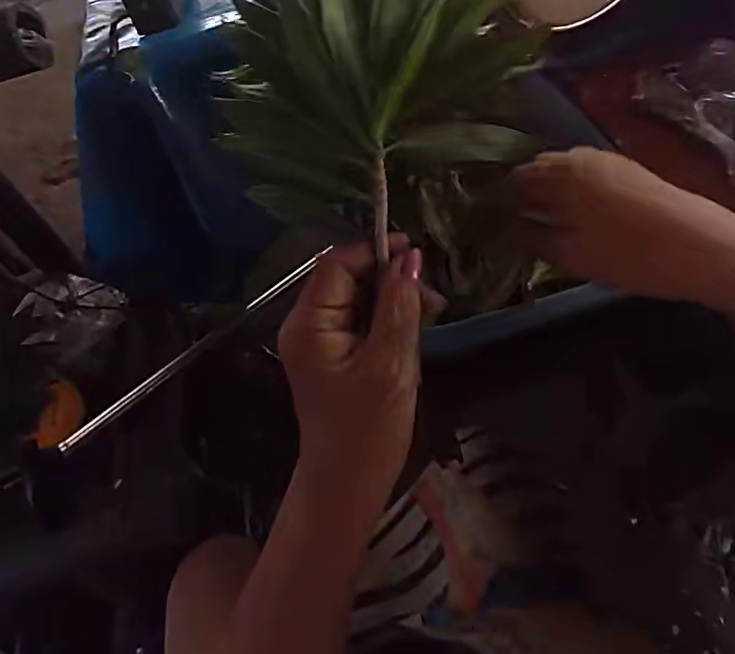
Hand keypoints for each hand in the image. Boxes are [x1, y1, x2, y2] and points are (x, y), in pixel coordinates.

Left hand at [277, 238, 423, 500]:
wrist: (348, 484)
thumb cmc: (369, 430)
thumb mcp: (391, 365)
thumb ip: (399, 307)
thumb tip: (410, 257)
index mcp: (308, 322)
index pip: (335, 264)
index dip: (372, 250)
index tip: (413, 251)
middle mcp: (305, 322)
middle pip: (345, 277)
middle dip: (387, 276)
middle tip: (430, 292)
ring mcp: (316, 337)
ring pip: (355, 296)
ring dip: (390, 296)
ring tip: (430, 310)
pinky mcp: (331, 350)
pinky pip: (357, 318)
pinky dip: (385, 316)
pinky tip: (412, 326)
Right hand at [493, 147, 734, 308]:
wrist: (714, 250)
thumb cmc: (634, 255)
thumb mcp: (572, 255)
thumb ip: (531, 237)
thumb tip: (502, 226)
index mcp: (558, 173)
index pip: (509, 182)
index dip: (492, 202)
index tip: (479, 221)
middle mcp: (577, 156)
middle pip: (533, 170)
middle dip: (516, 192)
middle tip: (505, 221)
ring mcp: (606, 160)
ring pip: (559, 171)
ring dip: (542, 190)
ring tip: (536, 218)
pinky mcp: (628, 169)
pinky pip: (582, 173)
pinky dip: (566, 189)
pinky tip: (571, 212)